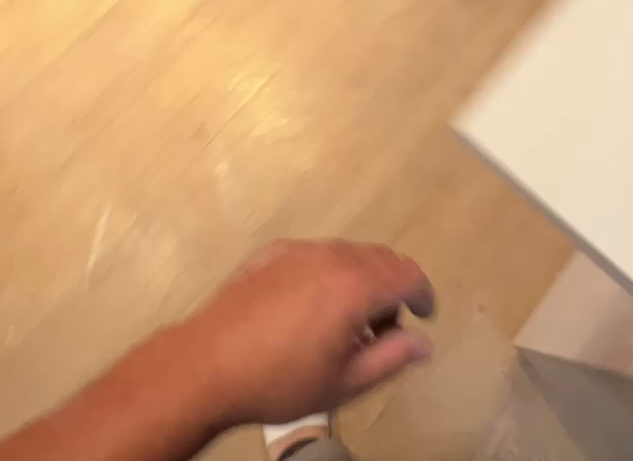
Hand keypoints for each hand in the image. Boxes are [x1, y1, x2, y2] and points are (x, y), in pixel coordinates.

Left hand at [171, 240, 436, 425]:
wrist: (208, 363)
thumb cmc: (280, 380)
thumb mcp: (343, 382)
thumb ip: (390, 357)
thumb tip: (423, 342)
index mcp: (355, 285)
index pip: (407, 274)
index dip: (423, 293)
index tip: (424, 316)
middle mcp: (331, 256)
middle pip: (380, 257)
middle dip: (394, 286)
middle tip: (386, 327)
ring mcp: (300, 249)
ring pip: (348, 253)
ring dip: (362, 278)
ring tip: (348, 321)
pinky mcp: (273, 251)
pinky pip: (316, 254)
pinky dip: (330, 272)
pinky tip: (312, 307)